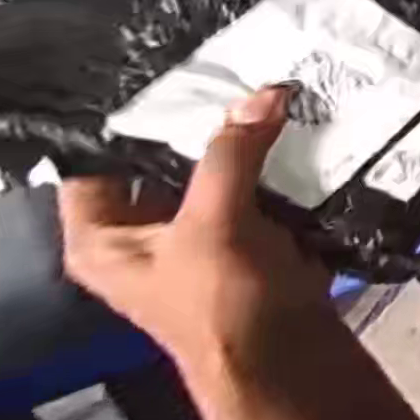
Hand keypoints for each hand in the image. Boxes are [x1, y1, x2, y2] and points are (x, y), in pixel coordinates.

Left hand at [59, 86, 333, 374]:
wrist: (284, 342)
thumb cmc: (222, 296)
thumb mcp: (214, 224)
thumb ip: (234, 157)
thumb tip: (265, 93)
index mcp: (109, 235)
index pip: (104, 164)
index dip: (136, 124)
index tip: (188, 80)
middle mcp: (155, 228)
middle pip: (177, 161)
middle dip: (216, 124)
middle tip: (253, 77)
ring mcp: (211, 228)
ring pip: (232, 169)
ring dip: (261, 139)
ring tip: (291, 95)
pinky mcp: (261, 227)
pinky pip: (271, 182)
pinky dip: (291, 159)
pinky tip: (315, 132)